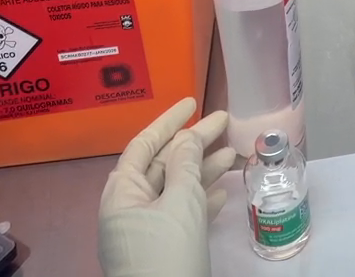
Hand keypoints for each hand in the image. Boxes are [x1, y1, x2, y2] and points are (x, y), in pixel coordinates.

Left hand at [98, 97, 234, 276]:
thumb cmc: (167, 254)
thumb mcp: (180, 201)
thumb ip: (186, 163)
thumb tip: (187, 137)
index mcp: (122, 194)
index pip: (144, 145)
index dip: (168, 121)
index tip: (192, 101)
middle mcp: (129, 210)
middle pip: (163, 165)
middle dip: (193, 143)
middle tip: (224, 121)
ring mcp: (144, 234)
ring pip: (176, 189)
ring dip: (203, 169)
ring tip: (232, 153)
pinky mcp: (161, 253)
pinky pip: (181, 214)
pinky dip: (202, 199)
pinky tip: (223, 192)